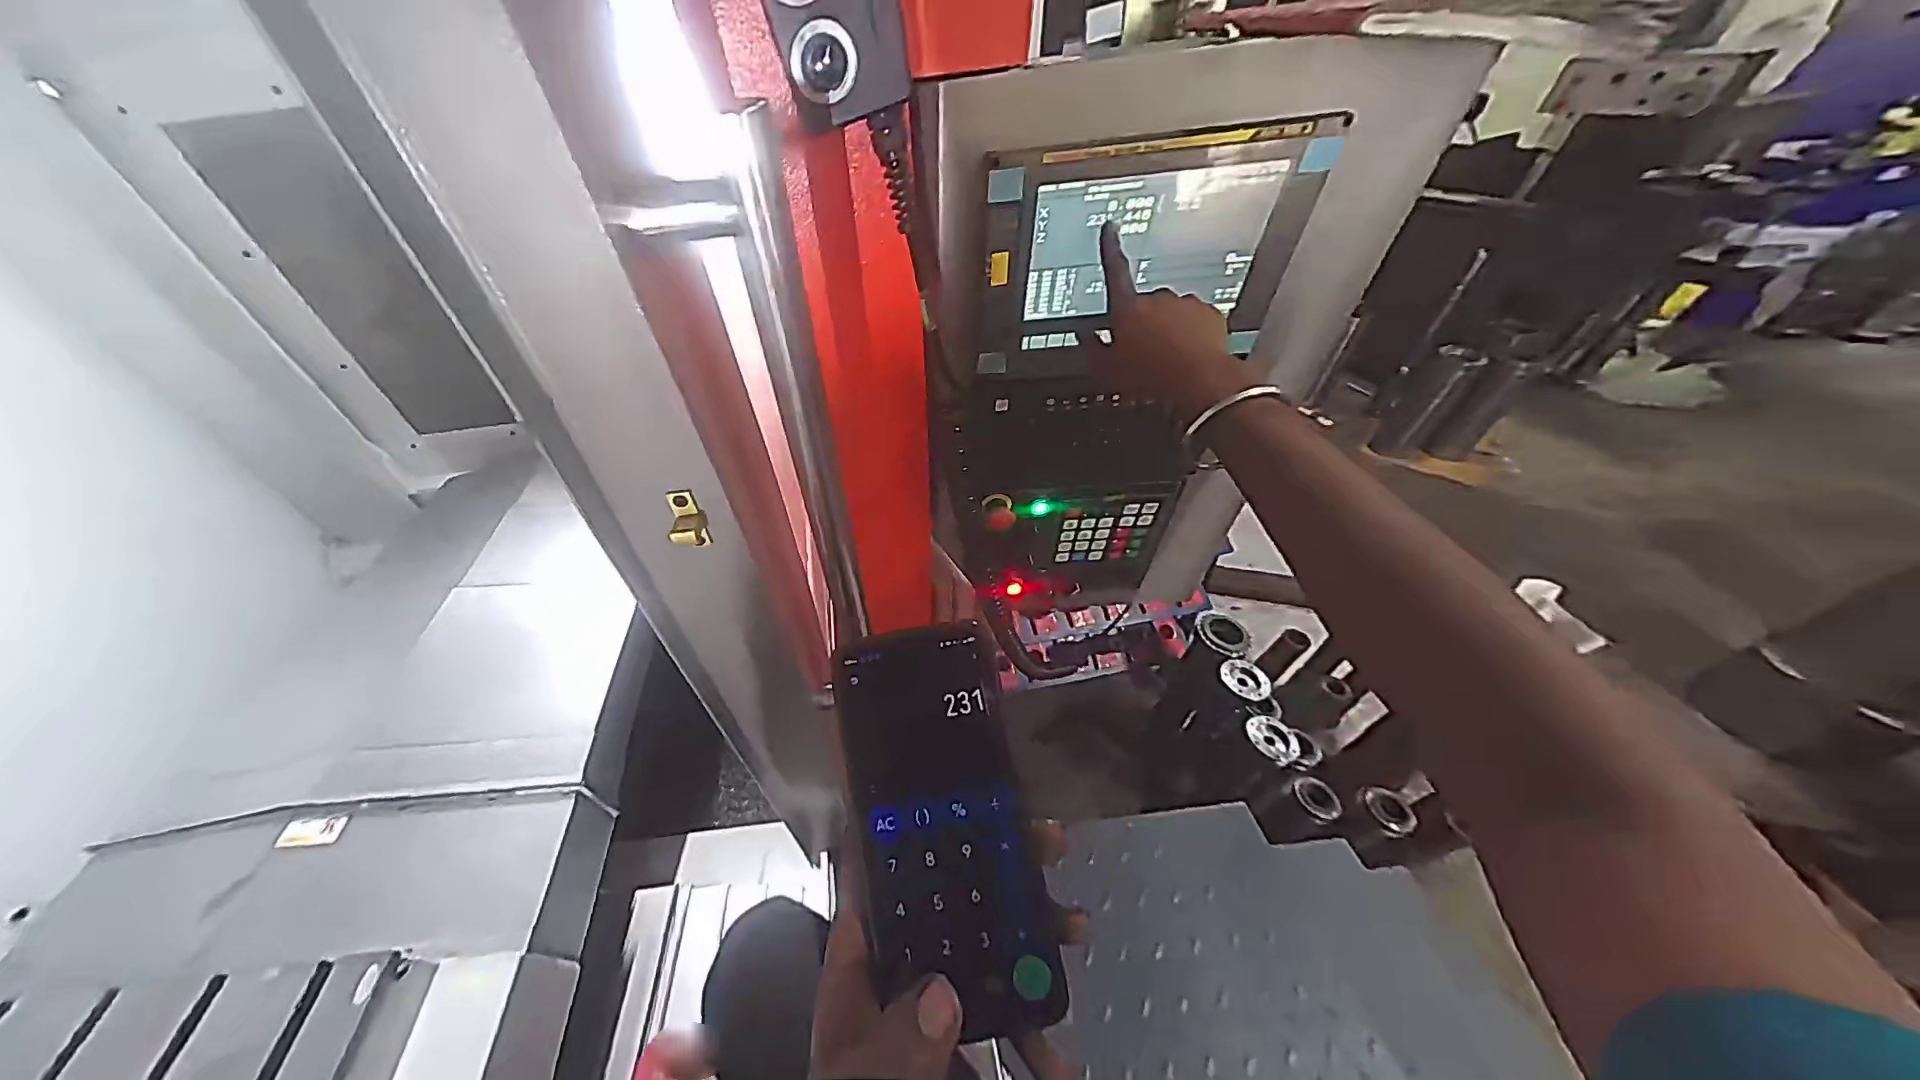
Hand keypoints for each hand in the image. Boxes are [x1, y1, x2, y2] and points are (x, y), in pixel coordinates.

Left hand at [813, 823, 1088, 1079]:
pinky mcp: (968, 1033)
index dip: (912, 834)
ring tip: (1071, 924)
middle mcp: (904, 970)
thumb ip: (894, 1040)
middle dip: (1001, 868)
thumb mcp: (863, 1072)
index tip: (953, 804)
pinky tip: (1059, 1051)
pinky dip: (1040, 1025)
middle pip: (952, 898)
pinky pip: (1011, 1013)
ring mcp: (940, 999)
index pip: (881, 879)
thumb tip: (939, 996)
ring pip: (991, 946)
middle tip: (1043, 843)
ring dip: (1035, 933)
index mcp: (864, 965)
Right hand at [1096, 221, 1259, 426]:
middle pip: (1144, 304)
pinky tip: (1187, 356)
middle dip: (1144, 322)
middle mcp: (1157, 299)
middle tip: (1143, 352)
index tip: (1109, 229)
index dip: (1109, 248)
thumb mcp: (1108, 371)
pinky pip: (1195, 321)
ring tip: (1167, 361)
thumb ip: (1093, 350)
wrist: (1199, 382)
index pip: (1115, 271)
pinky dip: (1191, 335)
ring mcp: (1185, 304)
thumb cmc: (1151, 378)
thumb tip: (1086, 337)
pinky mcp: (1209, 313)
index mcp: (1128, 309)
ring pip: (1171, 314)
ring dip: (1168, 330)